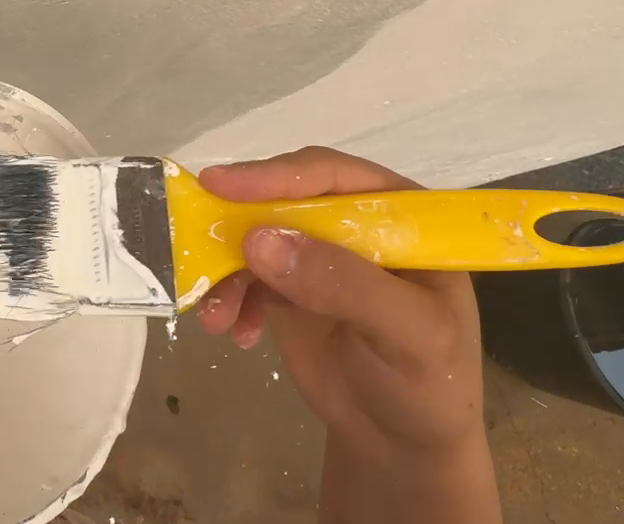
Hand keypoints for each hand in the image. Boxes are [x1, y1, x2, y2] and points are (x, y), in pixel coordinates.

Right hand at [193, 148, 499, 523]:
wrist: (401, 447)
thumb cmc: (427, 386)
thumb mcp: (409, 335)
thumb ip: (344, 283)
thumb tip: (258, 239)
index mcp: (395, 215)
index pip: (329, 175)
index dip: (275, 175)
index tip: (220, 185)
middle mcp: (350, 223)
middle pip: (280, 198)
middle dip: (237, 224)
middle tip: (195, 238)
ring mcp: (315, 254)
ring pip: (253, 236)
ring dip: (225, 270)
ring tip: (215, 316)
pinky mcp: (284, 284)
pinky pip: (243, 273)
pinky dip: (229, 297)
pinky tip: (236, 331)